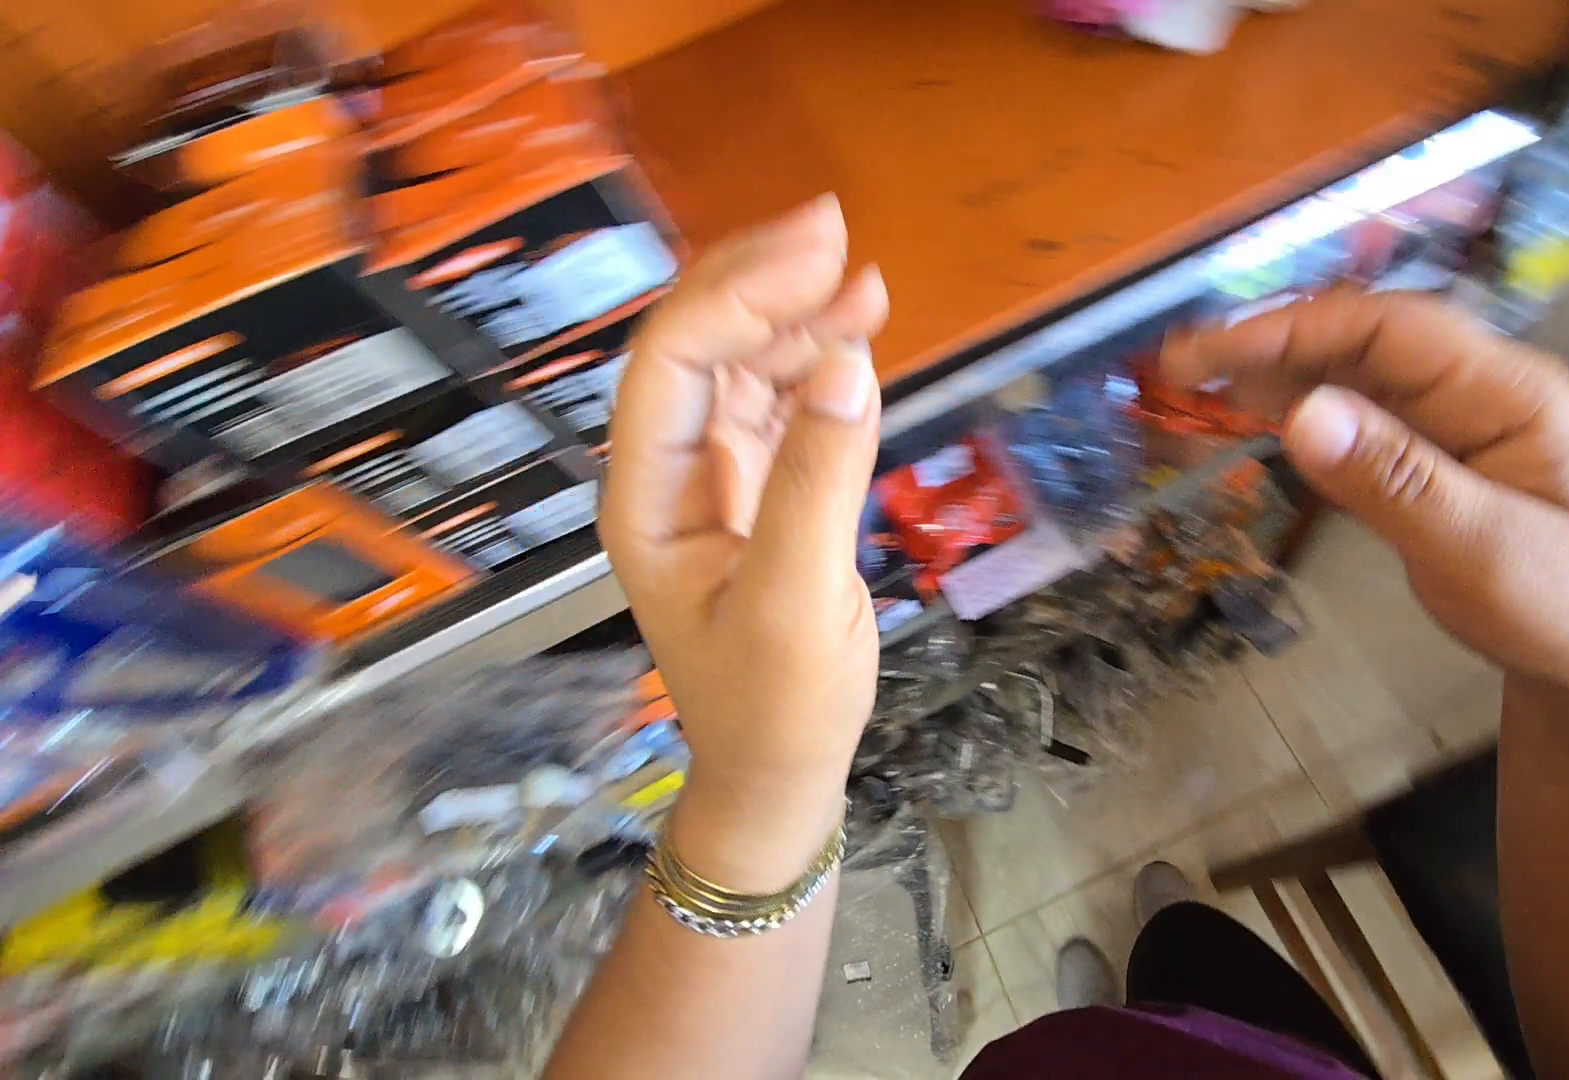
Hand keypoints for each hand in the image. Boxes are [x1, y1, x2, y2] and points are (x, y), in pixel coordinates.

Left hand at [600, 196, 887, 888]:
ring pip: (745, 373)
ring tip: (863, 282)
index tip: (820, 254)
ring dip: (798, 321)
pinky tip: (855, 343)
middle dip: (762, 283)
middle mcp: (673, 472)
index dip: (739, 294)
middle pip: (701, 347)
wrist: (783, 766)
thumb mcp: (798, 599)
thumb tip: (848, 362)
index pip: (675, 359)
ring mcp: (720, 483)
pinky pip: (783, 414)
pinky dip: (818, 372)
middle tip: (834, 232)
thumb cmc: (778, 703)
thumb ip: (820, 482)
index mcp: (649, 494)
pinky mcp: (766, 497)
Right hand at [1163, 289, 1568, 704]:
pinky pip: (1350, 423)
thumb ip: (1394, 482)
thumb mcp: (1484, 551)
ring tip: (1198, 385)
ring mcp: (1445, 426)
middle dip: (1268, 343)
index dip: (1292, 330)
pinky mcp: (1421, 462)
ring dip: (1273, 374)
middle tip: (1182, 363)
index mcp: (1503, 389)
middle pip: (1358, 342)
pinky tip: (1252, 419)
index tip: (1211, 352)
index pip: (1385, 329)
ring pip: (1347, 379)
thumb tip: (1301, 415)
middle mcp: (1470, 391)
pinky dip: (1294, 416)